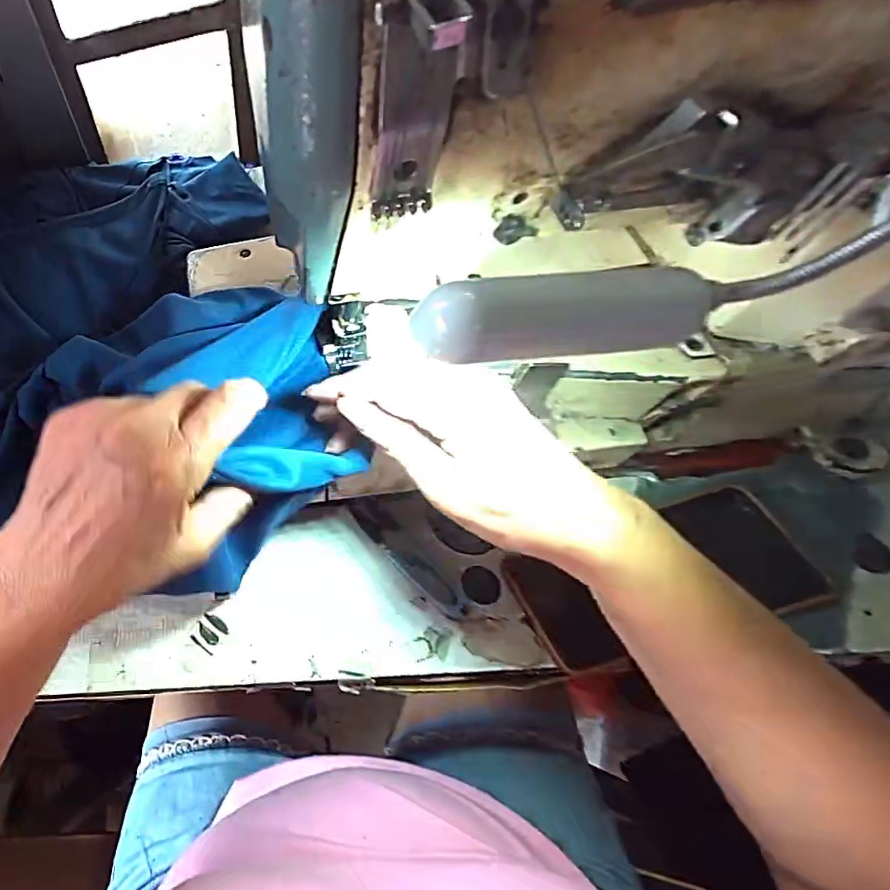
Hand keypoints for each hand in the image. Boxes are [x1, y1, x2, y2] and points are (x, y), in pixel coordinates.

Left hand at [0, 379, 266, 629]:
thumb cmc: (121, 564)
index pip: (221, 407)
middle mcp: (139, 426)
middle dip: (201, 406)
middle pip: (187, 391)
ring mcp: (99, 416)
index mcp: (175, 460)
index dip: (241, 397)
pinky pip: (110, 409)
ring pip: (146, 401)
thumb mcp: (188, 548)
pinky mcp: (69, 416)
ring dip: (156, 419)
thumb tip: (240, 486)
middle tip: (196, 434)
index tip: (250, 394)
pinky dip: (119, 425)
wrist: (45, 567)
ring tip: (141, 456)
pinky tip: (107, 458)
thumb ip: (224, 510)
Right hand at [306, 360, 645, 571]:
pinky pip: (428, 386)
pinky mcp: (484, 397)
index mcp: (455, 401)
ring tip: (344, 423)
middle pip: (393, 372)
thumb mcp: (441, 482)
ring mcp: (478, 386)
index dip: (342, 387)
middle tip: (321, 417)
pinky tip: (382, 419)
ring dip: (373, 396)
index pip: (383, 381)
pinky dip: (399, 400)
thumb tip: (352, 405)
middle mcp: (467, 381)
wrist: (579, 517)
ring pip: (408, 377)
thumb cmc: (510, 510)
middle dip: (353, 391)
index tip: (310, 396)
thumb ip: (394, 436)